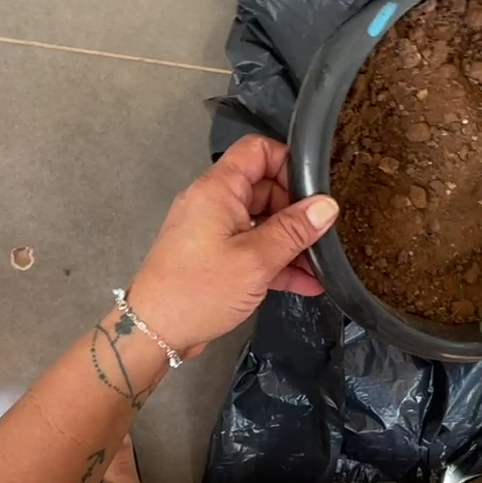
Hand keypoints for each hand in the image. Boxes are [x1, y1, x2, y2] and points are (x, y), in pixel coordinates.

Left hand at [126, 135, 338, 354]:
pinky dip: (276, 262)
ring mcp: (213, 230)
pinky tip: (305, 282)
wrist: (154, 331)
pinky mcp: (215, 256)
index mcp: (218, 189)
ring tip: (321, 266)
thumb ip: (294, 231)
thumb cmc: (198, 291)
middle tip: (322, 236)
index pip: (258, 151)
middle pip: (265, 188)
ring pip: (262, 223)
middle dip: (296, 212)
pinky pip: (252, 249)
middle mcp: (213, 203)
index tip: (314, 192)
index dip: (289, 164)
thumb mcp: (256, 260)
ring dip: (291, 243)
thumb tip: (327, 206)